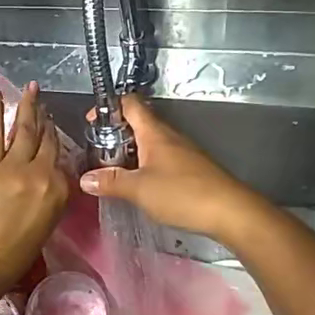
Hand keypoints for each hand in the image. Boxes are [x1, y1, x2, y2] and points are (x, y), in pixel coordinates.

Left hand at [0, 81, 68, 314]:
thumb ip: (53, 193)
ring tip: (31, 89)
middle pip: (47, 140)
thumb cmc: (18, 251)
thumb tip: (48, 173)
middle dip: (47, 120)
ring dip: (29, 107)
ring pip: (26, 129)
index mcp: (61, 189)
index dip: (58, 143)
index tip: (55, 132)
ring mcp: (15, 165)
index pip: (63, 159)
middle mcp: (43, 173)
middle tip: (46, 104)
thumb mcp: (49, 220)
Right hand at [77, 94, 271, 242]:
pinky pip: (161, 159)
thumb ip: (112, 182)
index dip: (109, 107)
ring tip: (113, 174)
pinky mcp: (191, 169)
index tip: (92, 122)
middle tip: (97, 155)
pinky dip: (146, 167)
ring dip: (130, 154)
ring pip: (150, 144)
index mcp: (154, 133)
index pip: (130, 104)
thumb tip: (85, 178)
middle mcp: (169, 136)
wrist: (230, 211)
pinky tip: (140, 187)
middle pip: (138, 124)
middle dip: (115, 135)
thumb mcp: (139, 189)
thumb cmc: (183, 194)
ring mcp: (182, 152)